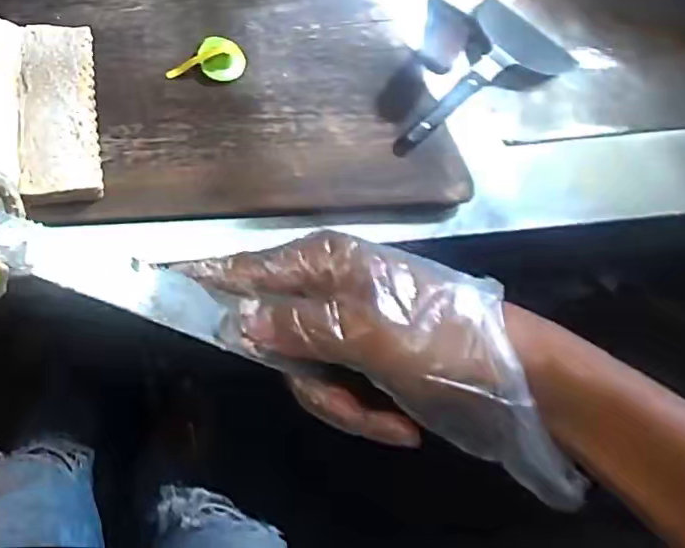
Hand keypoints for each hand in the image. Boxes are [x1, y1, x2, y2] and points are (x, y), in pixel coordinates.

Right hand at [179, 231, 585, 509]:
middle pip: (271, 332)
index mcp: (318, 261)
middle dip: (306, 377)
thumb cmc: (439, 337)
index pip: (245, 268)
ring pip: (300, 368)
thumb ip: (296, 325)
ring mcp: (338, 322)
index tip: (160, 278)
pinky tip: (397, 423)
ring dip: (339, 403)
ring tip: (386, 418)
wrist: (525, 381)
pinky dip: (359, 410)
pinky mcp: (357, 356)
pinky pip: (331, 386)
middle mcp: (320, 286)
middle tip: (346, 402)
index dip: (205, 278)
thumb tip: (238, 322)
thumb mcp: (366, 331)